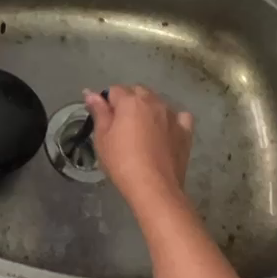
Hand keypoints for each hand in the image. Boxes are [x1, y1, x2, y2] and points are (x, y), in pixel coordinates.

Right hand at [84, 85, 194, 206]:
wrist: (154, 187)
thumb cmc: (121, 161)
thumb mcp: (102, 137)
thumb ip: (99, 111)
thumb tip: (90, 92)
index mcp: (130, 101)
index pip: (114, 90)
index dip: (106, 103)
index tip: (104, 121)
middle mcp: (153, 102)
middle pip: (137, 92)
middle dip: (128, 102)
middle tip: (120, 126)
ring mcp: (172, 115)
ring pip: (157, 102)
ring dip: (148, 109)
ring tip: (142, 131)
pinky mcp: (185, 131)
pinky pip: (179, 117)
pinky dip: (172, 119)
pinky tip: (166, 131)